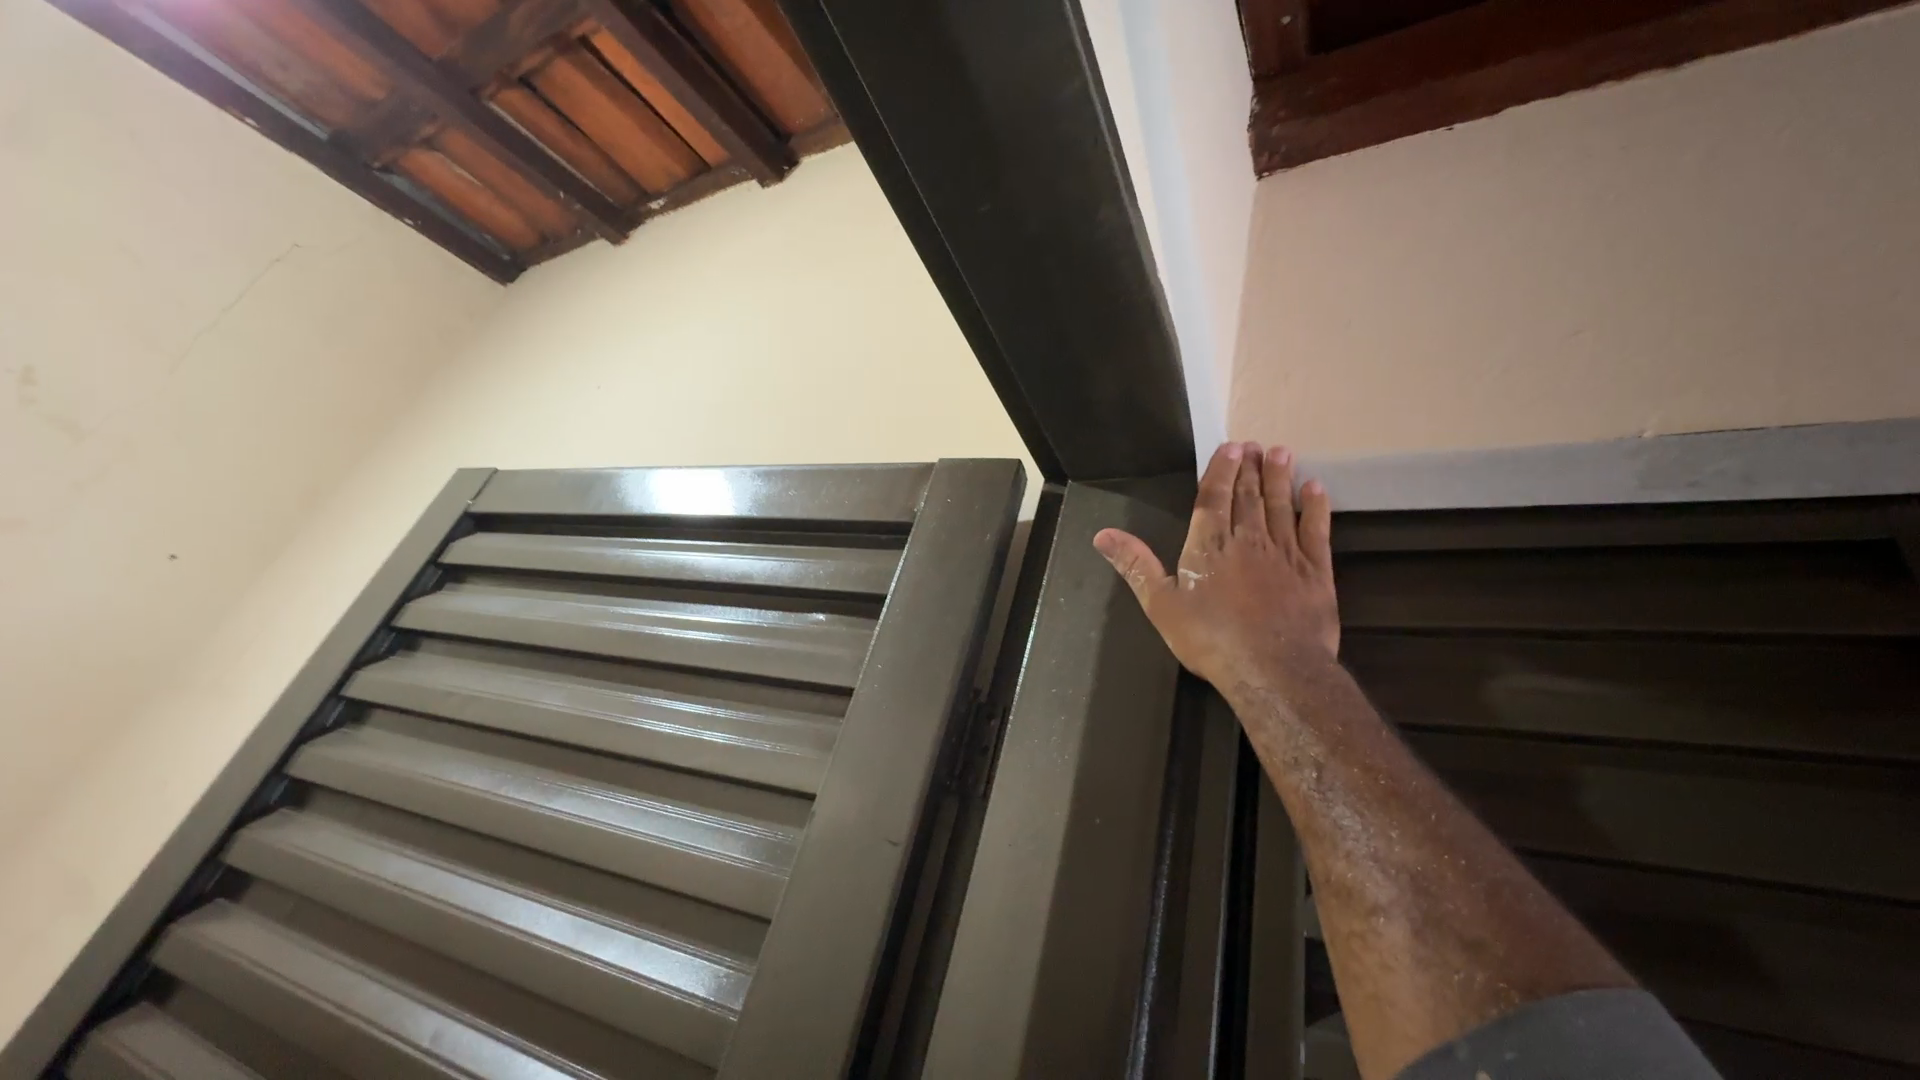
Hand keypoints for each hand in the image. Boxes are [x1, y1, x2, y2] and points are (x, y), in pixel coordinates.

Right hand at [1093, 441, 1339, 692]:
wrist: (1273, 668)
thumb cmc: (1210, 639)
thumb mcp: (1161, 605)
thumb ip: (1136, 565)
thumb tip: (1103, 535)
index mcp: (1209, 545)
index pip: (1213, 498)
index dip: (1221, 471)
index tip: (1231, 448)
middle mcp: (1248, 539)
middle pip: (1248, 496)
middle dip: (1251, 469)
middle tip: (1256, 445)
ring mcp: (1285, 553)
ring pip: (1281, 505)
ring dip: (1280, 478)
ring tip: (1281, 453)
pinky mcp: (1315, 571)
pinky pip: (1316, 530)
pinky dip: (1316, 508)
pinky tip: (1316, 489)